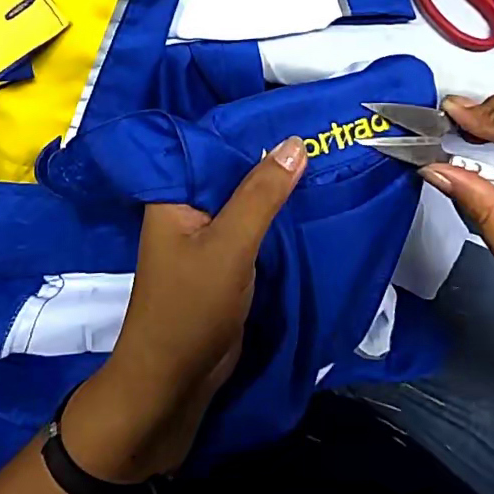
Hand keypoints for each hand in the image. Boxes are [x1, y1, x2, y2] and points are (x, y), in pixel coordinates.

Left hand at [58, 138, 306, 481]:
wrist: (174, 383)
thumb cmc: (191, 308)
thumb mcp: (230, 245)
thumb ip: (261, 195)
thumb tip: (295, 143)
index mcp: (172, 193)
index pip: (210, 144)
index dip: (247, 128)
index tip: (290, 111)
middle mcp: (186, 206)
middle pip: (230, 170)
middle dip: (268, 156)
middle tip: (317, 131)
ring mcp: (205, 233)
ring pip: (243, 198)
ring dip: (274, 186)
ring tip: (320, 155)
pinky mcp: (223, 257)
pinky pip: (250, 225)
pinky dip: (274, 215)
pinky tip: (306, 199)